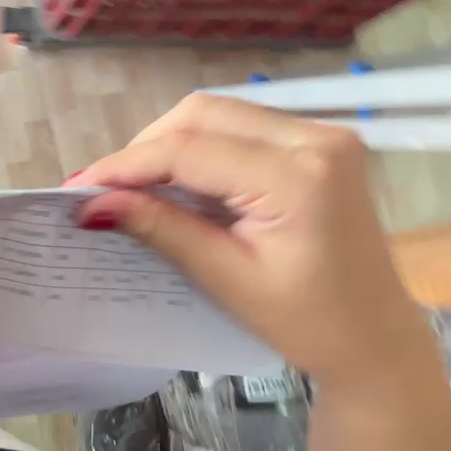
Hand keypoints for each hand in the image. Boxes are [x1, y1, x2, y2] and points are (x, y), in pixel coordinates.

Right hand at [65, 95, 432, 389]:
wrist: (374, 336)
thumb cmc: (304, 321)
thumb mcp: (225, 279)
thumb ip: (162, 230)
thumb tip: (93, 206)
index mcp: (296, 175)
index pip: (188, 150)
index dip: (125, 167)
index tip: (76, 189)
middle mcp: (314, 137)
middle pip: (202, 115)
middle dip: (144, 148)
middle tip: (103, 191)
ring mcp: (321, 136)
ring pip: (220, 115)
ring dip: (169, 146)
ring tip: (132, 190)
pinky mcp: (318, 145)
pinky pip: (241, 130)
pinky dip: (199, 150)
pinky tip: (176, 184)